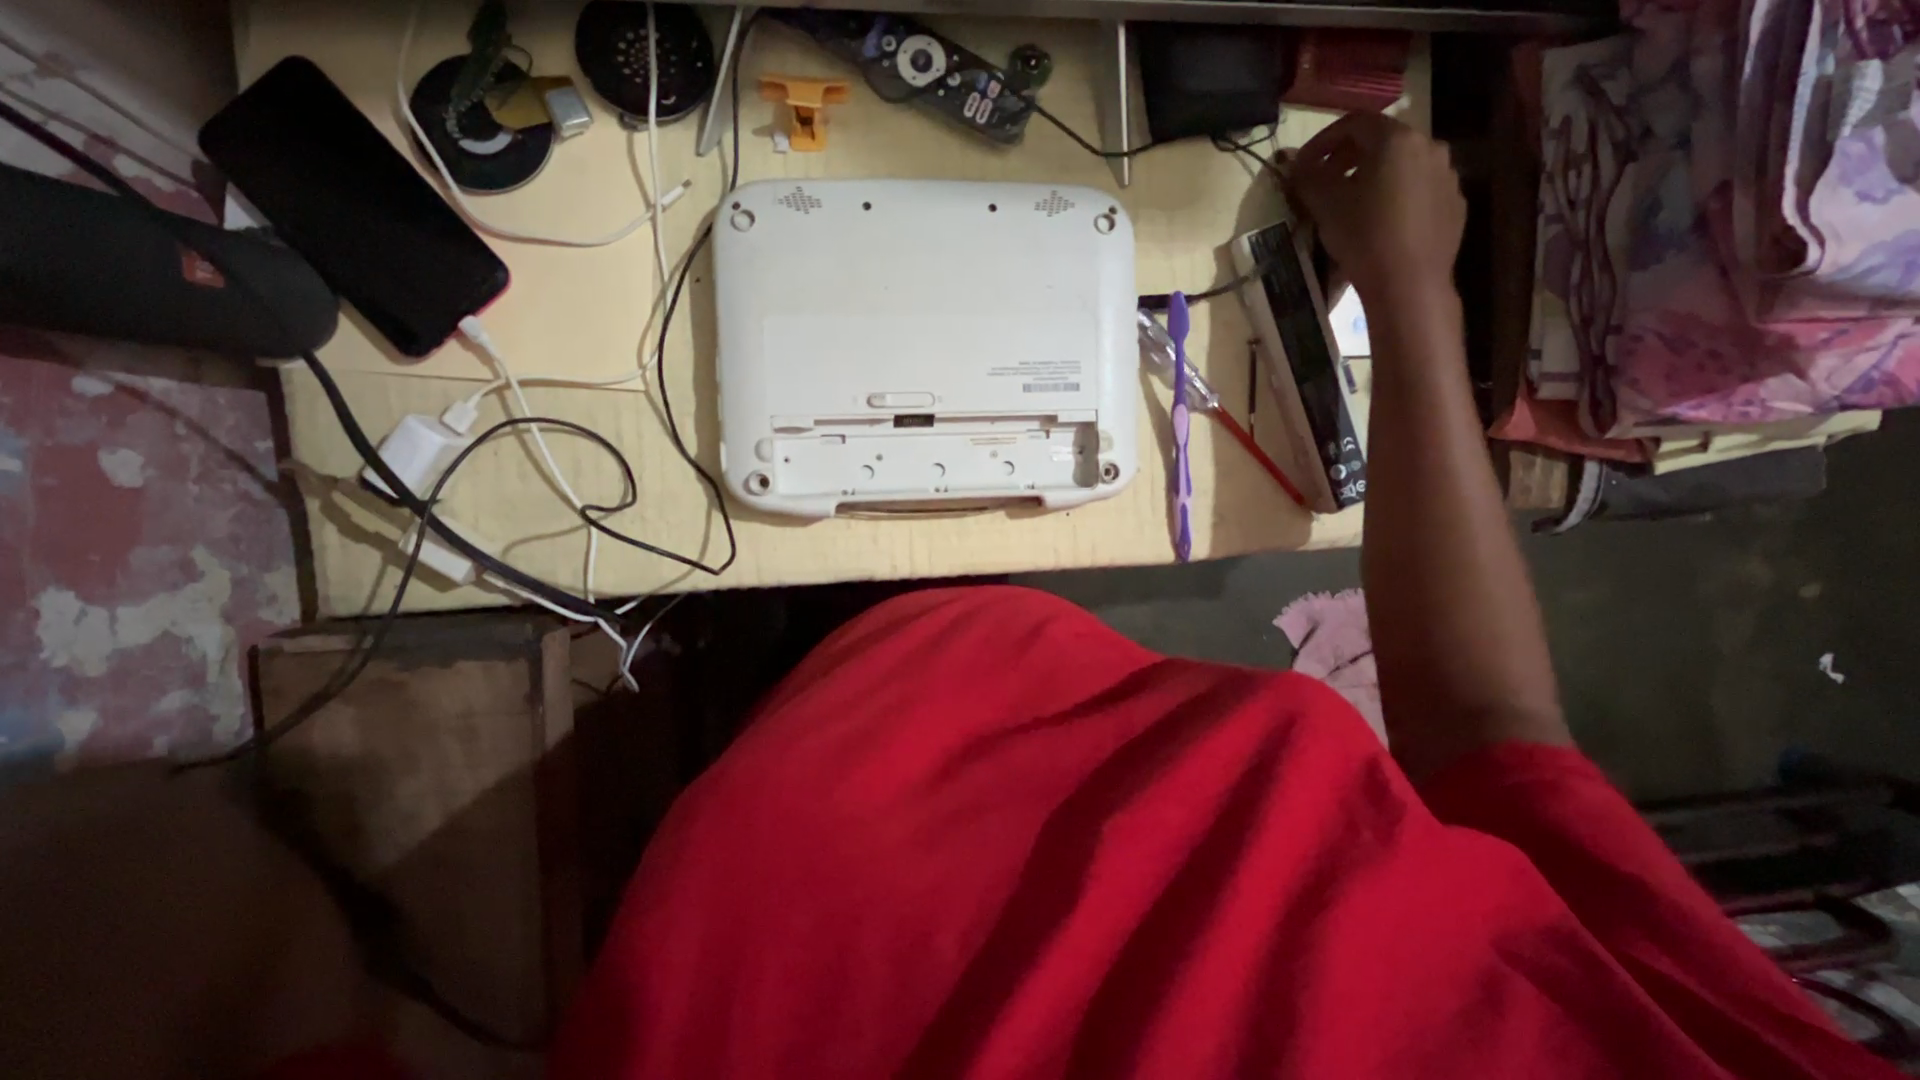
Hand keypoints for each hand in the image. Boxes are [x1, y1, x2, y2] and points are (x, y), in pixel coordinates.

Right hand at [1288, 112, 1464, 304]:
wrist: (1409, 284)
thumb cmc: (1364, 236)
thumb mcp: (1325, 205)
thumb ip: (1308, 176)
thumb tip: (1295, 163)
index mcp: (1396, 140)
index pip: (1355, 123)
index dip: (1323, 140)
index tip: (1304, 164)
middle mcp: (1429, 147)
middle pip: (1383, 140)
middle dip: (1349, 157)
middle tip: (1326, 182)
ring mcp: (1447, 175)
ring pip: (1403, 165)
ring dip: (1375, 175)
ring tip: (1354, 202)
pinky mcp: (1454, 204)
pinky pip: (1420, 189)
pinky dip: (1397, 195)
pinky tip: (1382, 221)